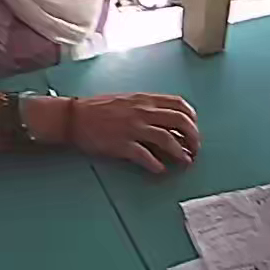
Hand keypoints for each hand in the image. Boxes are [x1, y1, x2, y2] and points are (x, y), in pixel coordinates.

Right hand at [67, 93, 199, 172]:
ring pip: (168, 139)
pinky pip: (146, 156)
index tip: (194, 129)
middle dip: (193, 137)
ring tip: (185, 162)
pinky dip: (157, 165)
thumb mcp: (127, 100)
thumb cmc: (99, 108)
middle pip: (180, 122)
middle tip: (194, 149)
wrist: (75, 116)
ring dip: (180, 153)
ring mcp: (133, 128)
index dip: (192, 118)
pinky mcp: (123, 144)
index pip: (179, 104)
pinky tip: (161, 170)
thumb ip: (147, 107)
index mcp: (145, 99)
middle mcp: (143, 111)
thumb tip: (167, 120)